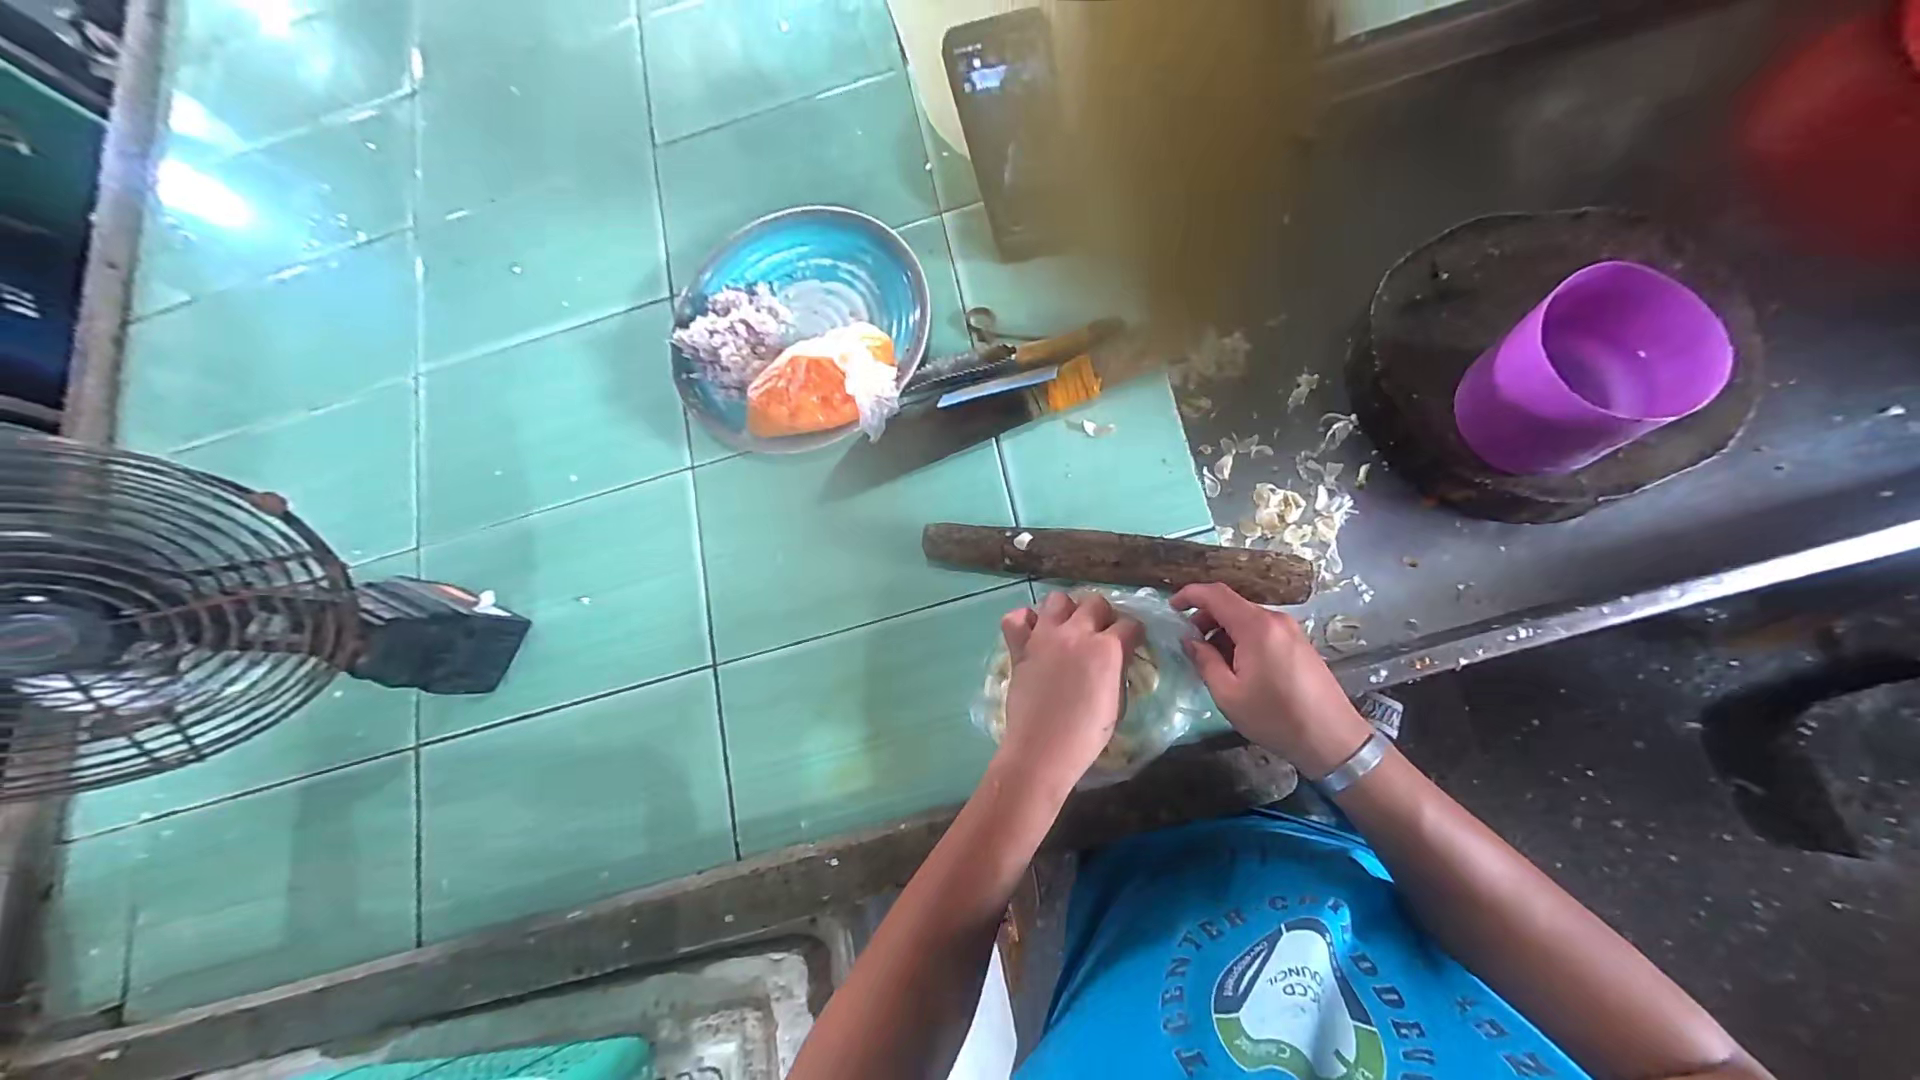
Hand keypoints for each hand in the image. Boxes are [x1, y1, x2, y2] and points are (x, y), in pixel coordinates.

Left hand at [993, 591, 1145, 798]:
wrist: (1042, 749)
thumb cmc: (1085, 735)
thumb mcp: (1117, 702)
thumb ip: (1117, 670)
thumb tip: (1115, 658)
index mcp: (1107, 649)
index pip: (1129, 624)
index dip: (1133, 634)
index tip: (1130, 643)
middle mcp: (1076, 634)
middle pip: (1095, 602)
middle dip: (1103, 615)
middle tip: (1100, 635)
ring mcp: (1044, 637)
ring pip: (1057, 599)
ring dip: (1067, 611)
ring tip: (1068, 629)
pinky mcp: (1020, 646)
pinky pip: (1017, 618)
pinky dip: (1026, 621)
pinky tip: (1035, 634)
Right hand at [1172, 583, 1372, 778]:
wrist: (1333, 740)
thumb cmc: (1276, 717)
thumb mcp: (1228, 694)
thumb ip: (1204, 661)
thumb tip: (1190, 641)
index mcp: (1256, 627)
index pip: (1215, 594)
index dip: (1189, 595)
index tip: (1170, 608)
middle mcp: (1275, 620)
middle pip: (1231, 604)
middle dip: (1204, 618)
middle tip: (1190, 644)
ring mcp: (1290, 631)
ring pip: (1246, 618)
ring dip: (1222, 631)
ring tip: (1212, 661)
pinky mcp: (1299, 644)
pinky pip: (1262, 630)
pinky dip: (1241, 638)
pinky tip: (1238, 667)